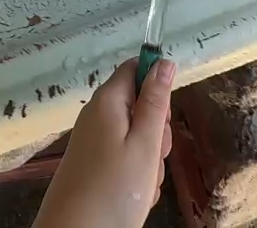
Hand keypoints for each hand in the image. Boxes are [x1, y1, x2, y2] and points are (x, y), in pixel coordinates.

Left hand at [34, 58, 175, 227]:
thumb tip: (163, 61)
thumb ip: (156, 101)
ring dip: (148, 158)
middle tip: (154, 155)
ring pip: (135, 136)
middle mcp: (98, 115)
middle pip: (138, 105)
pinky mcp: (93, 165)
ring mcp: (93, 141)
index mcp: (108, 100)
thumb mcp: (145, 143)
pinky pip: (123, 158)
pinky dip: (135, 174)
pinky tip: (135, 195)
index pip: (135, 68)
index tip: (163, 115)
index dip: (156, 84)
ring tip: (143, 183)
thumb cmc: (114, 189)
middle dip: (156, 130)